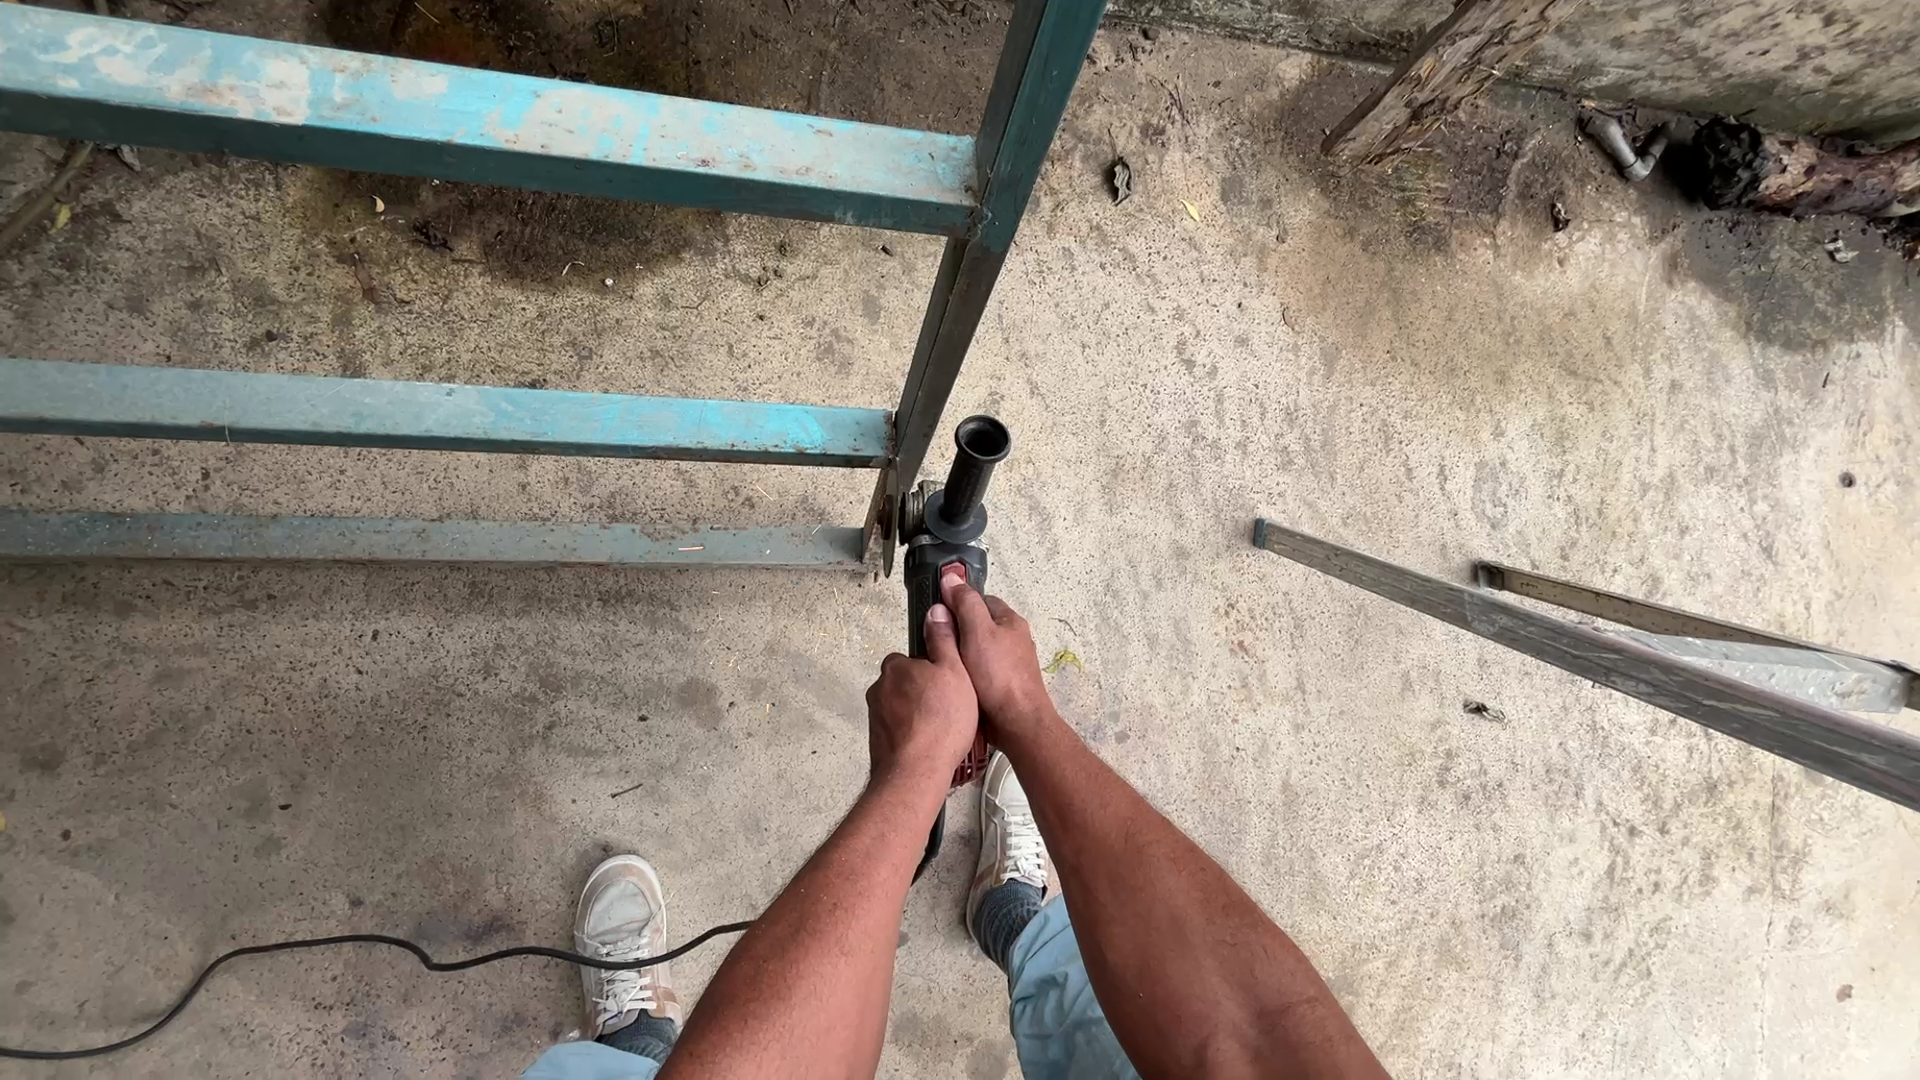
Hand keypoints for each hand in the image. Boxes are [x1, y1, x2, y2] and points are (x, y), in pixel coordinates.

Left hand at [865, 600, 978, 789]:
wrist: (916, 773)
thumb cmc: (940, 723)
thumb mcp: (955, 672)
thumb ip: (943, 640)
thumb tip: (936, 612)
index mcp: (895, 668)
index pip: (911, 659)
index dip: (932, 669)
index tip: (947, 682)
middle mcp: (879, 690)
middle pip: (906, 684)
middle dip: (923, 693)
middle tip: (949, 706)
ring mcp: (876, 718)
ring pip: (902, 709)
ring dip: (918, 716)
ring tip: (944, 730)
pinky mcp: (878, 742)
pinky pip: (899, 732)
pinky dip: (912, 736)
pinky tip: (931, 745)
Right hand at [937, 564, 1054, 742]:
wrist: (1017, 723)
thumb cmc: (999, 676)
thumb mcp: (978, 632)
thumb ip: (964, 603)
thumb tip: (951, 578)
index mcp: (1010, 621)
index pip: (979, 600)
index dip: (957, 603)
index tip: (936, 612)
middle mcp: (1011, 640)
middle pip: (976, 625)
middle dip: (955, 631)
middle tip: (935, 640)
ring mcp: (1007, 664)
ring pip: (975, 650)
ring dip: (958, 654)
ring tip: (941, 662)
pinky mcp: (1001, 685)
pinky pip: (978, 671)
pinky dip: (965, 673)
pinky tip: (953, 680)